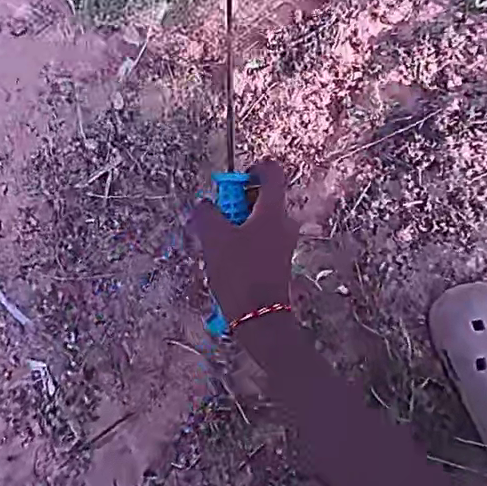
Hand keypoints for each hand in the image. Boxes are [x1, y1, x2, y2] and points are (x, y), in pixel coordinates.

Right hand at [187, 160, 296, 322]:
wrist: (259, 317)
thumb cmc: (240, 274)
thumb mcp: (214, 239)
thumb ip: (206, 214)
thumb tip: (203, 205)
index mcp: (273, 211)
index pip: (272, 172)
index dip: (252, 168)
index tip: (232, 182)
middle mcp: (283, 223)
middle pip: (262, 196)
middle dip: (236, 200)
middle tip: (217, 215)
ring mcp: (282, 242)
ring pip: (258, 218)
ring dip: (236, 221)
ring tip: (216, 238)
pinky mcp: (276, 259)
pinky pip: (258, 237)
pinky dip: (241, 238)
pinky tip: (224, 255)